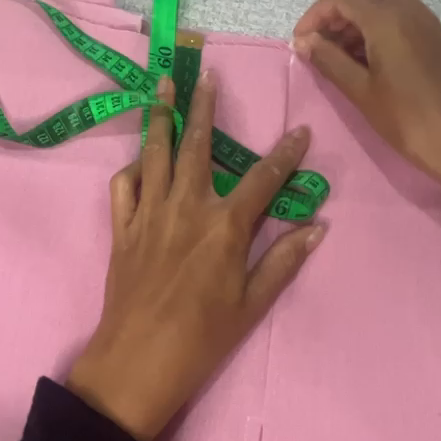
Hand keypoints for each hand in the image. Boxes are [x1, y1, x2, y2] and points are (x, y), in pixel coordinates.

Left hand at [66, 75, 324, 440]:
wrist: (136, 365)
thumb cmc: (202, 339)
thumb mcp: (252, 306)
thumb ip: (283, 261)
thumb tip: (318, 227)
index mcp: (224, 227)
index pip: (263, 179)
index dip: (285, 153)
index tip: (301, 129)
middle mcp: (186, 208)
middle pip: (198, 147)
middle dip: (204, 107)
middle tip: (206, 74)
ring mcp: (149, 214)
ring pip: (156, 154)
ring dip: (160, 116)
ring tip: (162, 84)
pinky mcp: (122, 229)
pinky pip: (123, 186)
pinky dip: (132, 168)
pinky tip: (140, 160)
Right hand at [293, 0, 440, 211]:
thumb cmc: (406, 118)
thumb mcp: (360, 90)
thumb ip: (328, 59)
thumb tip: (303, 40)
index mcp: (389, 19)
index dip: (317, 14)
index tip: (302, 39)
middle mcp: (411, 10)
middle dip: (345, 0)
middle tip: (329, 33)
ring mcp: (428, 23)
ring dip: (363, 12)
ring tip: (343, 52)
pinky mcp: (437, 39)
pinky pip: (404, 14)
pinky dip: (381, 23)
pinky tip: (369, 59)